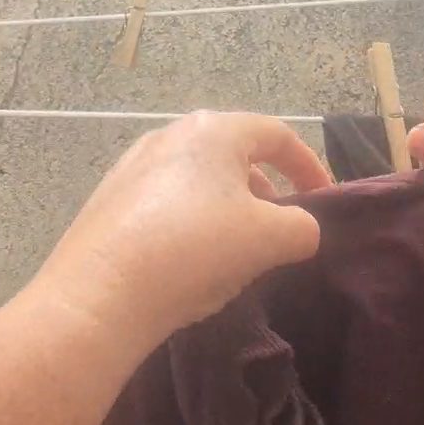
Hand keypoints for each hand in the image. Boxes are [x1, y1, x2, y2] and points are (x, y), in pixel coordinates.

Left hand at [32, 112, 332, 345]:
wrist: (99, 294)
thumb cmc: (194, 250)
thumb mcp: (269, 239)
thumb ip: (302, 227)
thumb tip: (300, 229)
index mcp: (213, 130)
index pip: (277, 135)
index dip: (309, 166)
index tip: (324, 200)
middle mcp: (169, 135)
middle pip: (235, 157)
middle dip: (265, 194)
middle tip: (278, 232)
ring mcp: (132, 166)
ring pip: (199, 182)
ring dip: (228, 212)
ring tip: (235, 253)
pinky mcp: (109, 201)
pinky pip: (166, 204)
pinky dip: (191, 225)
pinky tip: (187, 264)